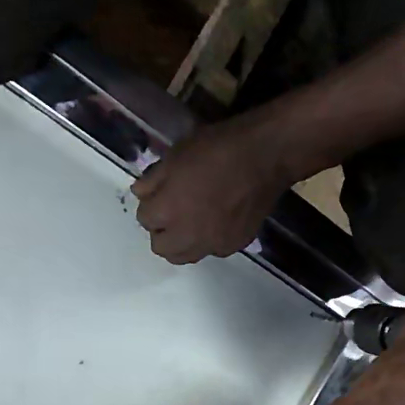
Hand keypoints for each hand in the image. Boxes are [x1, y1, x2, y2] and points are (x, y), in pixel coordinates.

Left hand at [130, 113, 299, 264]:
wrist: (264, 158)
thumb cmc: (217, 148)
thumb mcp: (176, 154)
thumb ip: (153, 179)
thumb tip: (140, 194)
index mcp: (167, 210)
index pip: (144, 219)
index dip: (151, 205)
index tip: (160, 194)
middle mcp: (186, 235)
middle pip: (161, 248)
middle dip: (162, 232)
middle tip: (172, 213)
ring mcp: (212, 244)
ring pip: (186, 256)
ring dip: (182, 242)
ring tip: (192, 222)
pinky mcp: (234, 245)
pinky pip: (212, 251)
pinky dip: (209, 241)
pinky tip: (218, 222)